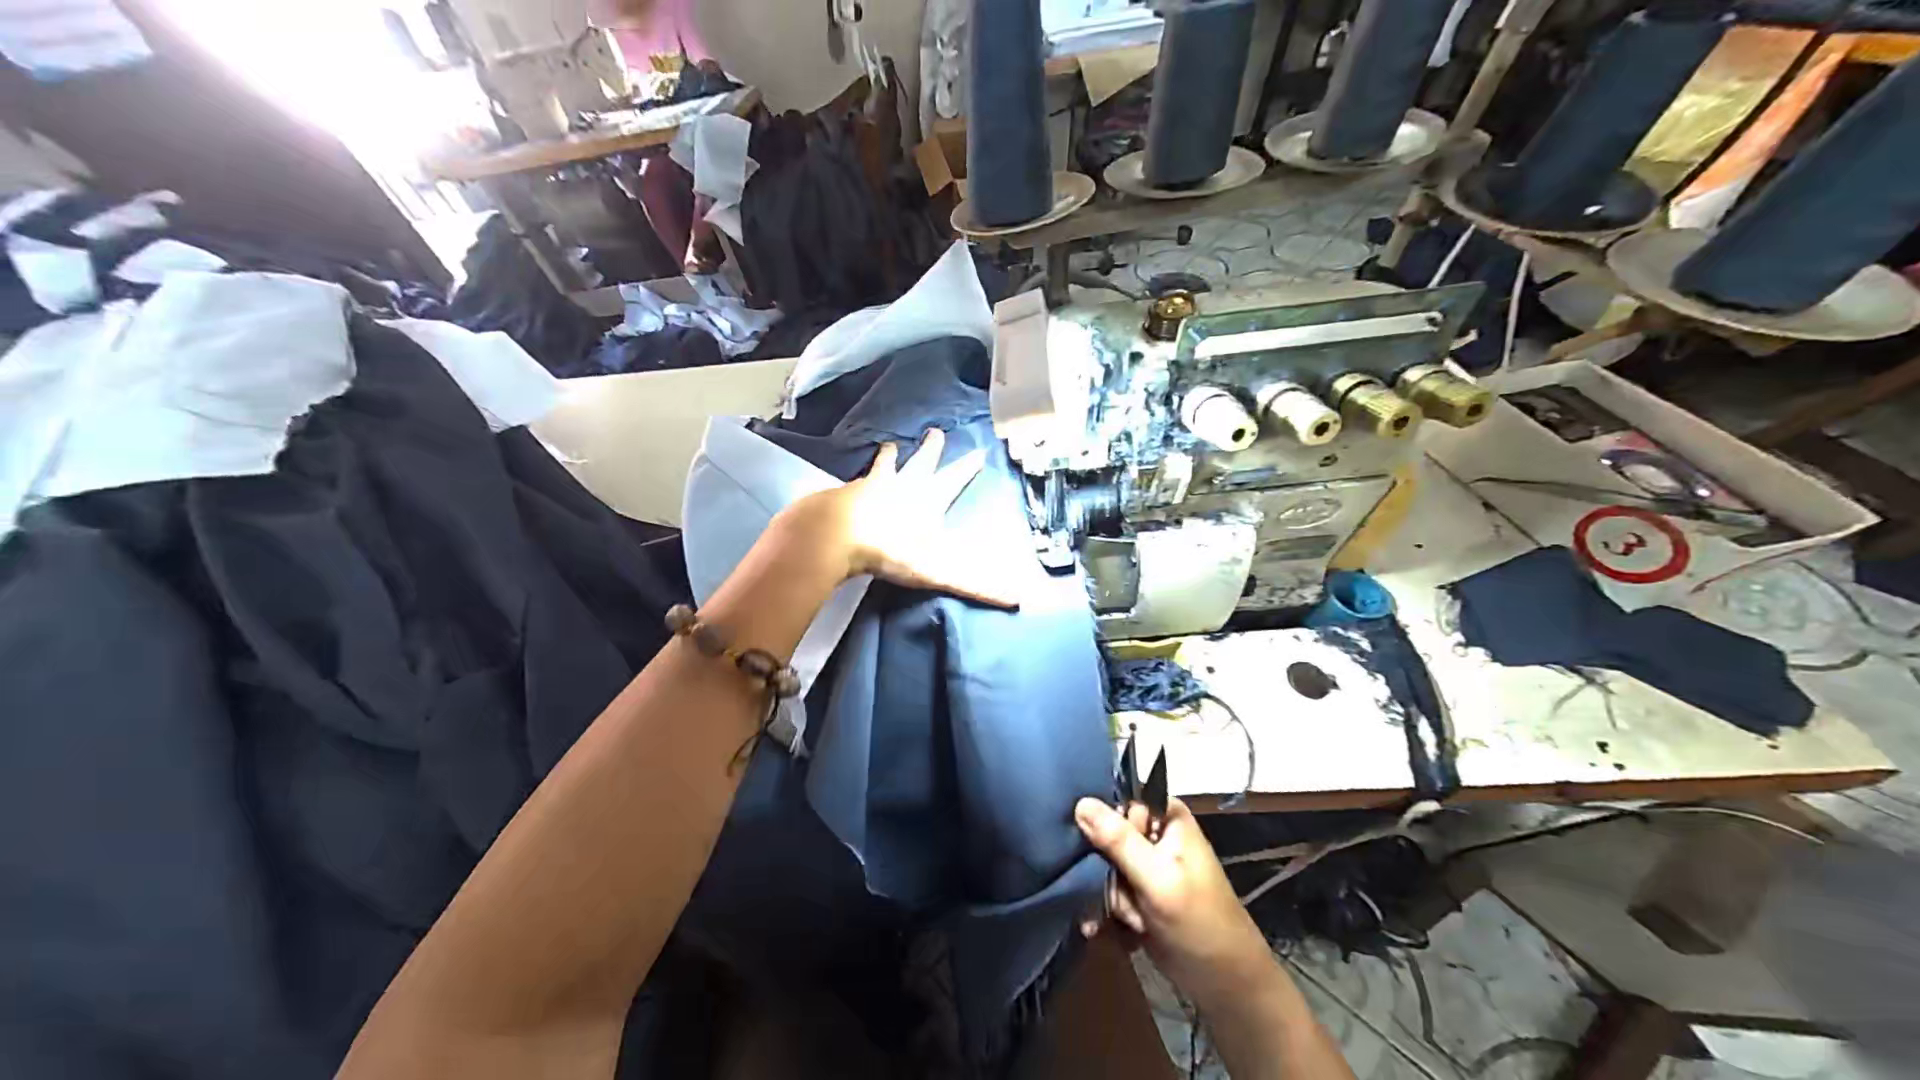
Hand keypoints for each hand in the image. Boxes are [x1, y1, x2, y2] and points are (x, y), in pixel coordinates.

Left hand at [776, 427, 1020, 608]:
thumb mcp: (940, 571)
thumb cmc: (893, 549)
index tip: (978, 452)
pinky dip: (858, 480)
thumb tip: (1017, 601)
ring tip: (890, 446)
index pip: (954, 480)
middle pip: (921, 464)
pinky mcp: (844, 495)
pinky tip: (852, 481)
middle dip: (931, 450)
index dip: (967, 468)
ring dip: (890, 458)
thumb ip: (976, 586)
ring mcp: (871, 487)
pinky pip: (855, 482)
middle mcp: (903, 486)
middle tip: (935, 432)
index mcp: (929, 500)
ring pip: (885, 467)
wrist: (837, 535)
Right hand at [1075, 796, 1277, 1010]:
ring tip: (1131, 920)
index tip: (1111, 857)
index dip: (1106, 828)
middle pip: (1104, 834)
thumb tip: (1081, 802)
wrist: (1221, 981)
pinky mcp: (1136, 888)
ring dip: (1109, 895)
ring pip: (1102, 863)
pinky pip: (1106, 885)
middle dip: (1107, 871)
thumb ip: (1119, 839)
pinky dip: (1105, 907)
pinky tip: (1102, 926)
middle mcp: (1154, 832)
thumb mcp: (1158, 878)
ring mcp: (1144, 861)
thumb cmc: (1198, 922)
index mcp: (1165, 816)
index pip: (1117, 802)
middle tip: (1125, 900)